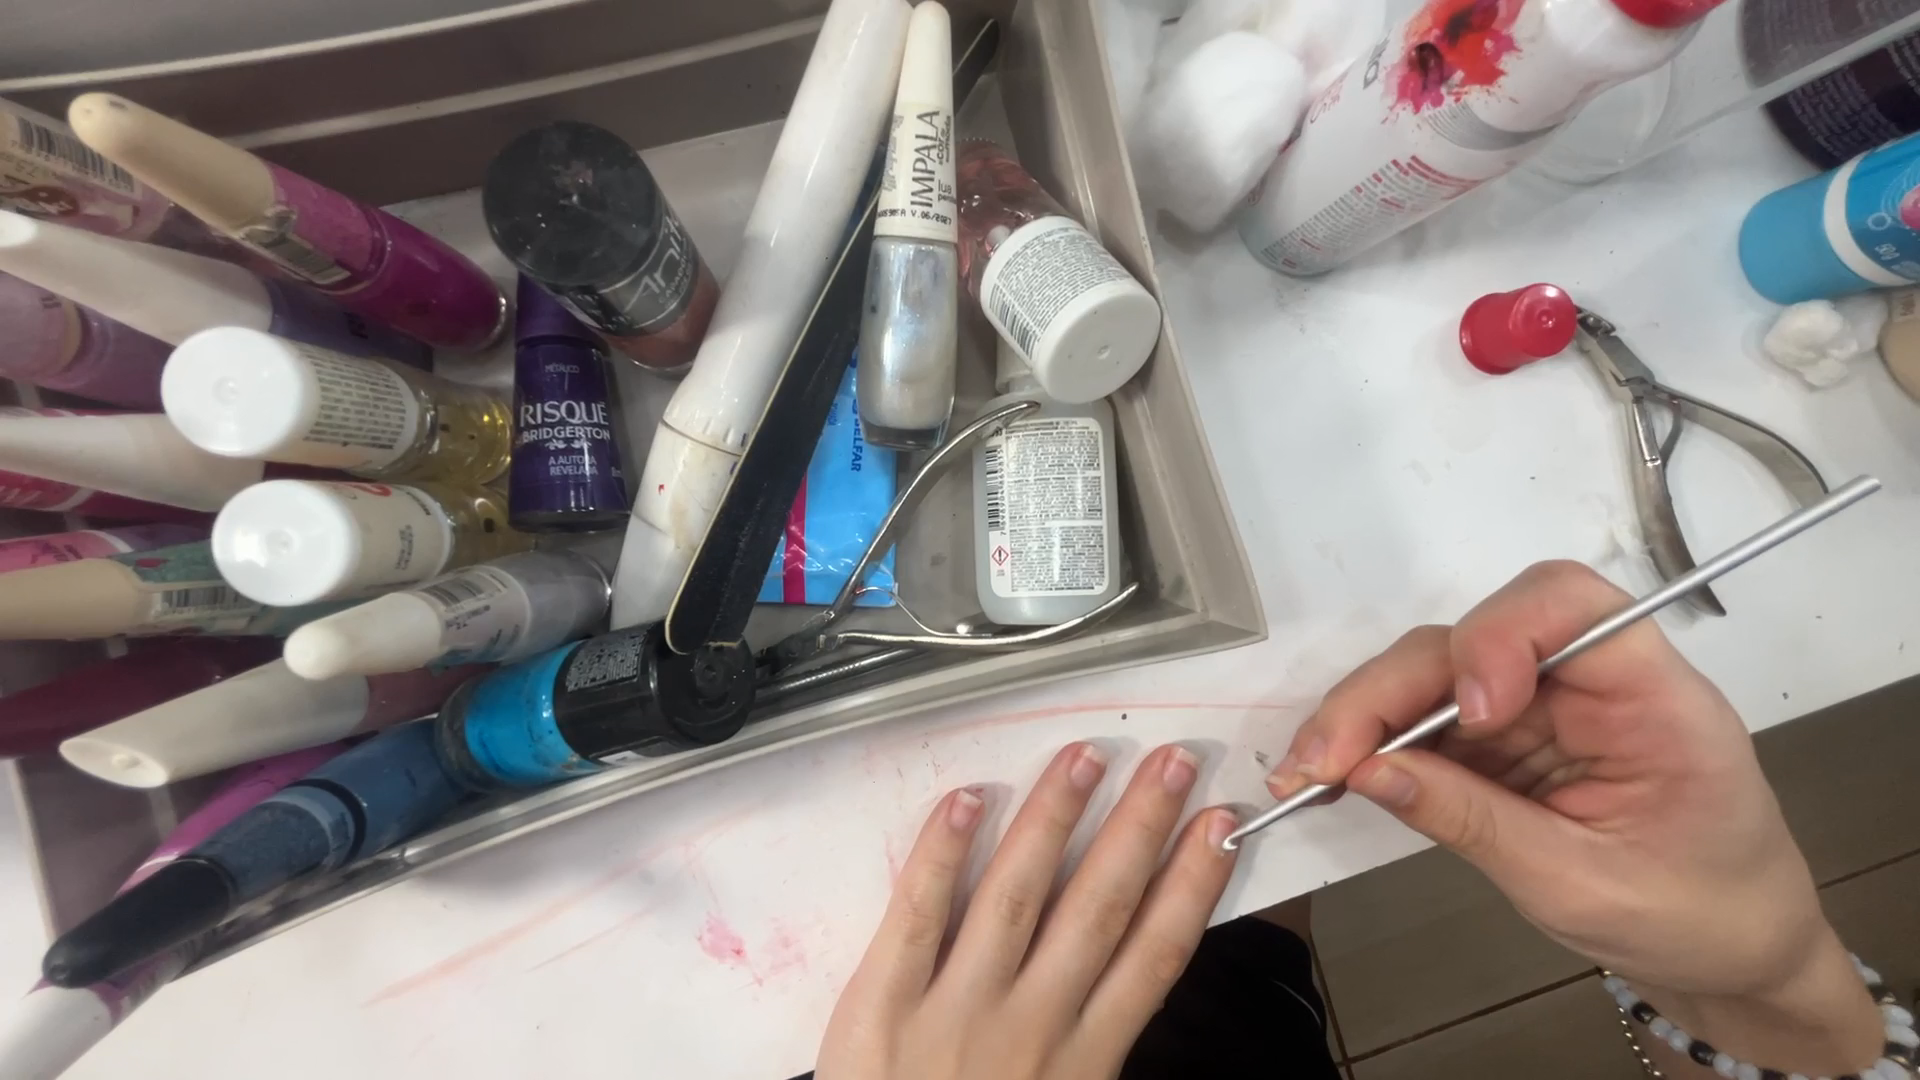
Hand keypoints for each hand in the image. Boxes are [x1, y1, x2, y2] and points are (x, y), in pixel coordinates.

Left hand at [817, 743, 1239, 1079]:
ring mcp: (958, 1007)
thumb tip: (1130, 951)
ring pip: (1018, 894)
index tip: (1218, 827)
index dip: (1192, 884)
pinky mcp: (884, 1000)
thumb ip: (1089, 1033)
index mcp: (1082, 1053)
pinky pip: (919, 912)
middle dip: (1141, 828)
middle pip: (1099, 906)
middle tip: (1172, 763)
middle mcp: (1031, 1022)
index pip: (1153, 955)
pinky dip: (945, 852)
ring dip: (1055, 818)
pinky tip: (969, 798)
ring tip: (1085, 758)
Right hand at [1267, 562, 1881, 1070]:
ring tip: (1307, 773)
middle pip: (1456, 642)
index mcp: (1646, 700)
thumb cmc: (1690, 919)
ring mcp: (1519, 699)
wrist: (1721, 951)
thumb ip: (1476, 822)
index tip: (1471, 715)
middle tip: (1321, 761)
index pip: (1568, 605)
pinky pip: (1407, 710)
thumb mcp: (1583, 887)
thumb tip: (1365, 771)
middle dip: (1380, 696)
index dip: (1499, 635)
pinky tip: (1326, 770)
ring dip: (1354, 716)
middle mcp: (1571, 681)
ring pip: (1416, 670)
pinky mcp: (1480, 727)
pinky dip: (1359, 737)